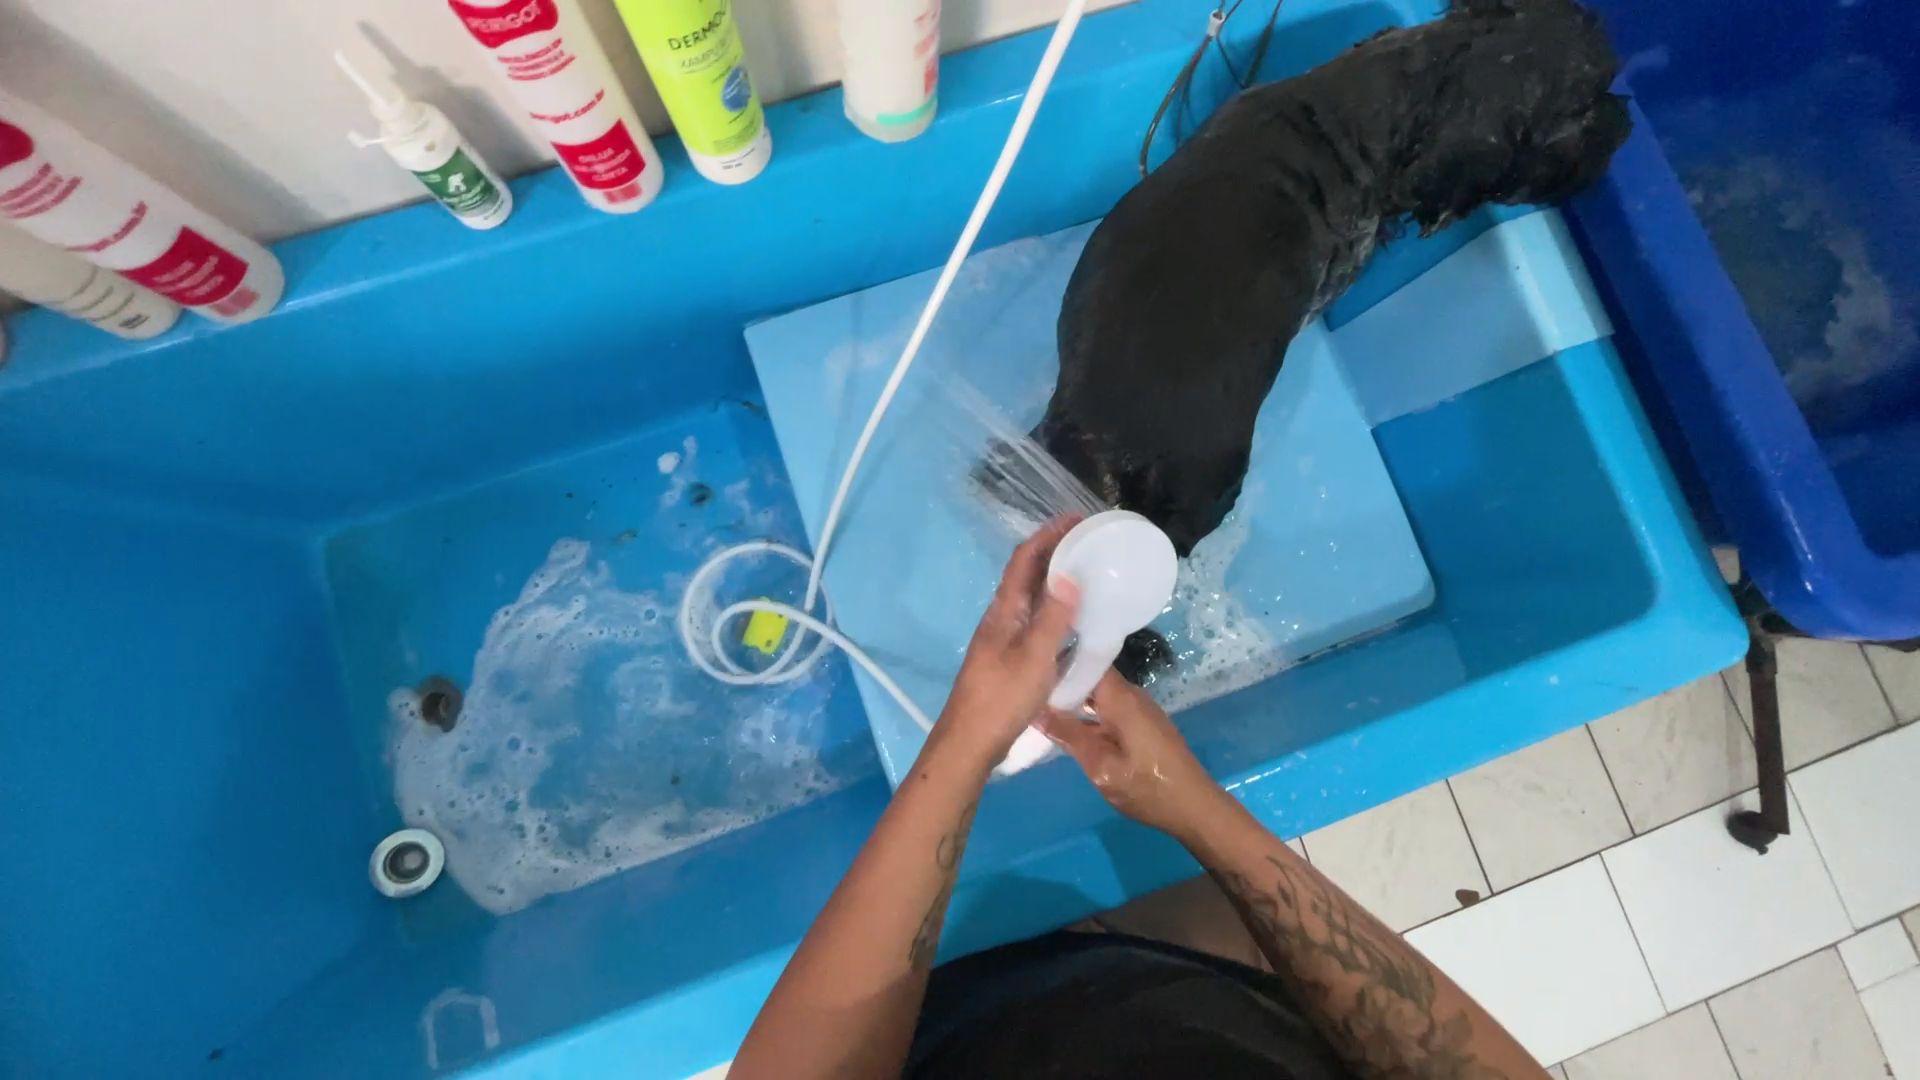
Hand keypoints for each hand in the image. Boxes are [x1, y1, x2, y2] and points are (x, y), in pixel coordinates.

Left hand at [932, 516, 1082, 763]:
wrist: (971, 740)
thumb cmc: (1002, 697)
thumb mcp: (1034, 657)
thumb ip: (1053, 618)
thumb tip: (1071, 575)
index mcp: (1004, 610)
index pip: (1024, 560)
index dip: (1047, 535)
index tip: (1075, 519)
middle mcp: (1002, 617)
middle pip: (1027, 575)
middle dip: (1055, 553)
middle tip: (1088, 542)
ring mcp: (1005, 638)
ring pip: (1032, 599)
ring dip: (1056, 581)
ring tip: (1088, 574)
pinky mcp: (1011, 658)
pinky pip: (1037, 621)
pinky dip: (1057, 611)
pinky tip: (1075, 622)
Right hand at [1037, 670, 1225, 834]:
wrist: (1195, 807)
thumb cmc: (1147, 788)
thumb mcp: (1101, 767)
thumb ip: (1069, 736)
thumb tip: (1035, 710)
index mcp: (1121, 698)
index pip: (1088, 659)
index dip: (1060, 657)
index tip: (1031, 661)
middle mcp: (1131, 695)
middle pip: (1092, 675)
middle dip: (1062, 679)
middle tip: (1028, 686)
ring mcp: (1138, 708)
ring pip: (1100, 693)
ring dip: (1075, 698)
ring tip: (1041, 703)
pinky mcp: (1142, 722)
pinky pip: (1109, 706)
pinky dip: (1089, 711)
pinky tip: (1069, 723)